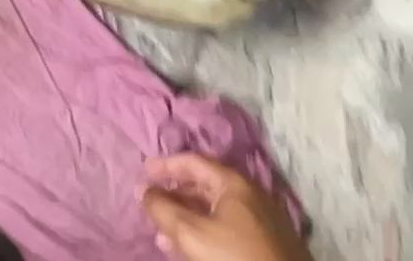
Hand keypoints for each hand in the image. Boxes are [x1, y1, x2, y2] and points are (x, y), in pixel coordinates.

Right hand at [139, 153, 309, 260]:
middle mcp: (251, 195)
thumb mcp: (191, 233)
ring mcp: (263, 221)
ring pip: (216, 211)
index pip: (192, 161)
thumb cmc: (236, 258)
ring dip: (187, 218)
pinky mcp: (269, 245)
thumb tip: (143, 191)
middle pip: (204, 185)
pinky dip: (206, 232)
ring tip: (165, 237)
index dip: (164, 166)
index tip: (143, 173)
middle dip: (174, 196)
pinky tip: (193, 249)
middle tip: (152, 207)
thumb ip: (161, 208)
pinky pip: (229, 228)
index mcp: (234, 183)